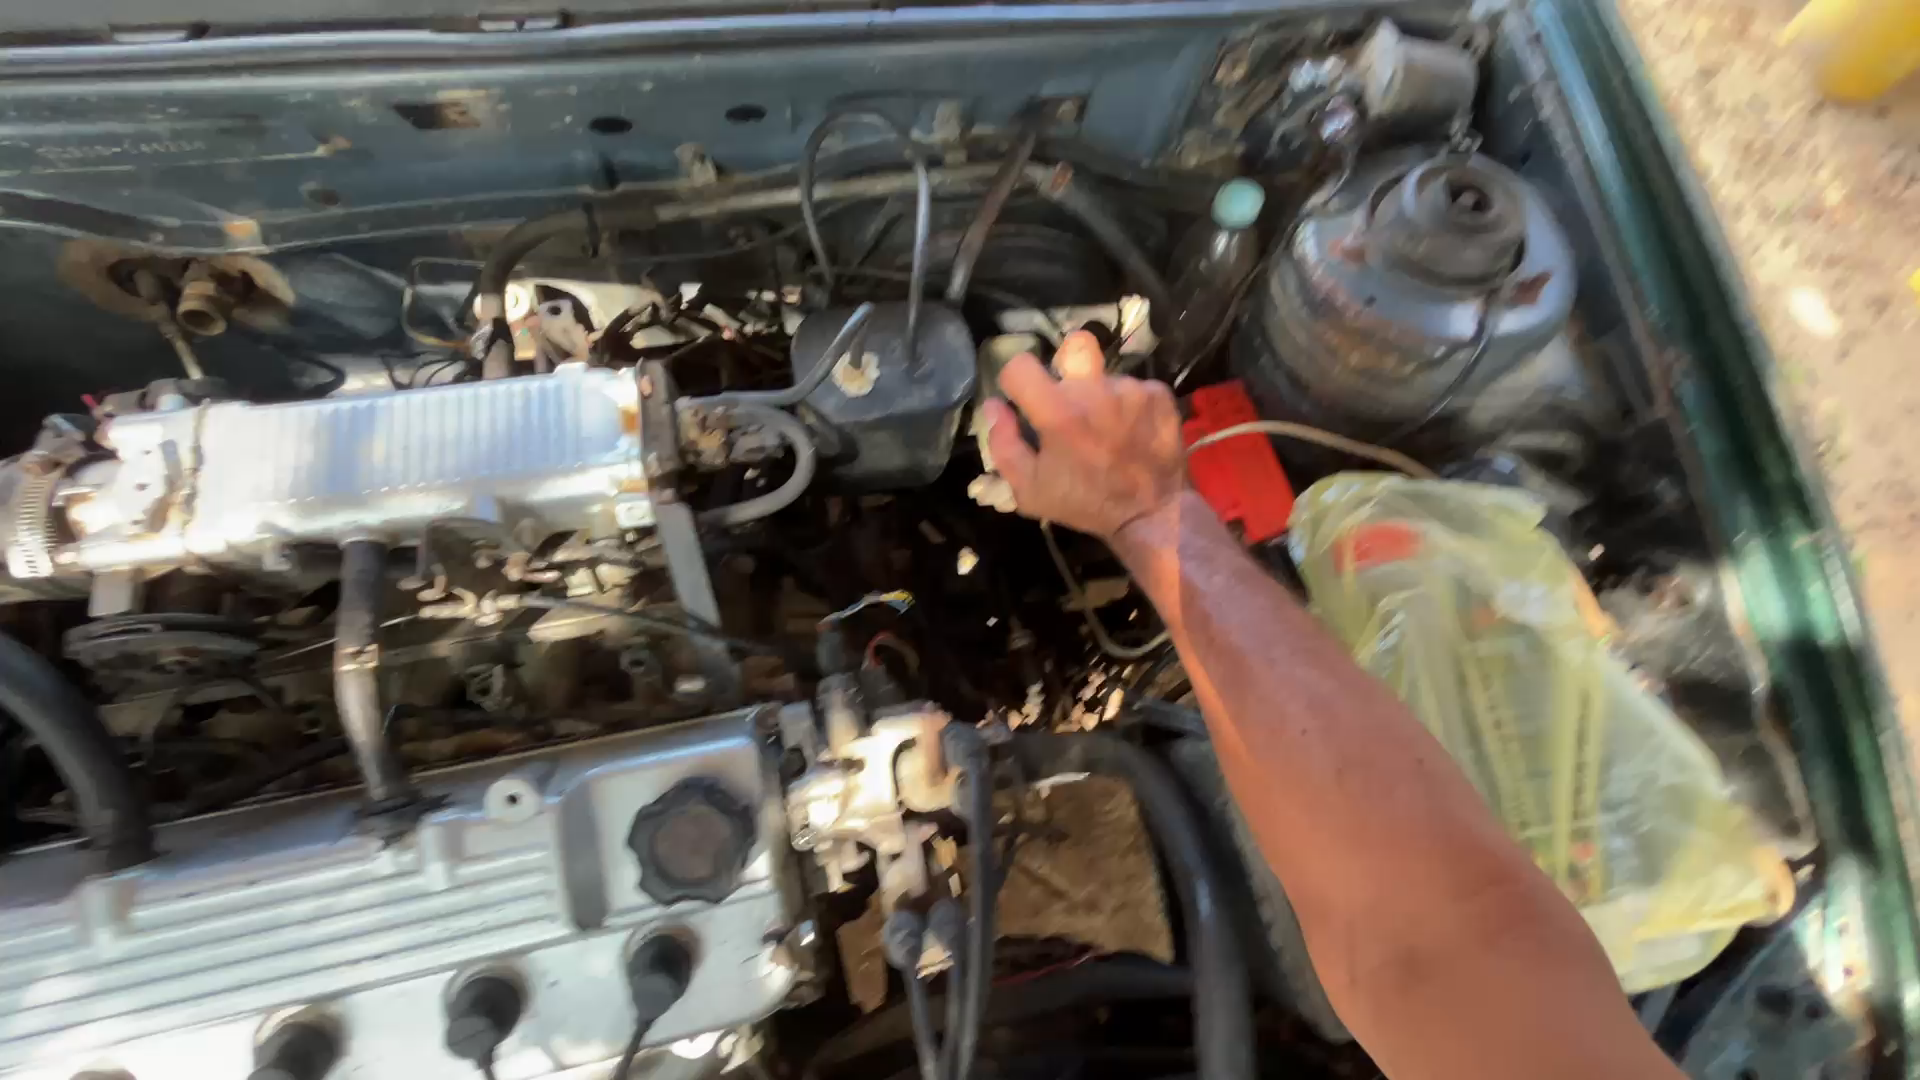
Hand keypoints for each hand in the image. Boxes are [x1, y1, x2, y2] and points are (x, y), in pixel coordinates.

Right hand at [980, 331, 1186, 540]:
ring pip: (1105, 375)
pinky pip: (1135, 388)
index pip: (1020, 366)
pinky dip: (1129, 406)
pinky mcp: (1160, 395)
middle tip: (1069, 393)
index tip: (1021, 397)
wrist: (1150, 514)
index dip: (1014, 380)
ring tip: (1106, 429)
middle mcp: (1096, 393)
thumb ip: (1003, 445)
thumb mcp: (1029, 489)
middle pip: (1075, 344)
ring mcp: (1132, 391)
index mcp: (1059, 414)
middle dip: (1067, 363)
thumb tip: (994, 406)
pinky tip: (1131, 431)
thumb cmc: (1083, 504)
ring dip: (1100, 396)